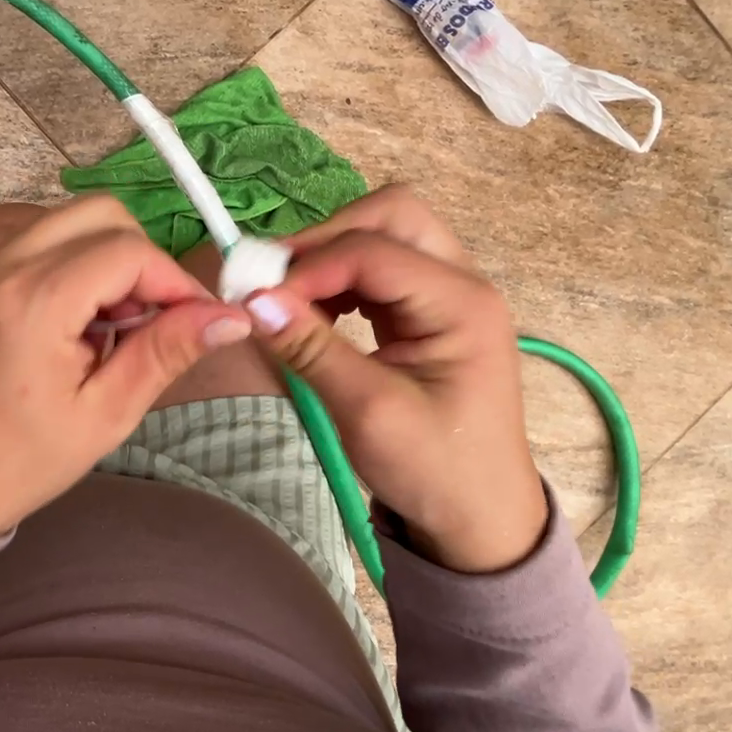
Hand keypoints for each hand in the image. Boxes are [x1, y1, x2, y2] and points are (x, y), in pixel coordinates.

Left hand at [0, 197, 251, 533]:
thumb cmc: (27, 456)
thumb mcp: (107, 412)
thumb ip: (166, 352)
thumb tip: (231, 317)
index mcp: (34, 302)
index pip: (128, 251)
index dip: (174, 279)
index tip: (196, 319)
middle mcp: (4, 263)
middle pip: (101, 214)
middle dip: (142, 258)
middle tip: (149, 319)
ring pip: (72, 218)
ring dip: (109, 254)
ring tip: (111, 322)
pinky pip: (43, 235)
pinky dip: (75, 258)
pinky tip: (77, 315)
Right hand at [243, 186, 544, 572]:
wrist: (479, 517)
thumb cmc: (434, 469)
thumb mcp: (367, 412)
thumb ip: (311, 348)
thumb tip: (252, 299)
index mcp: (462, 304)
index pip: (373, 250)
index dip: (309, 266)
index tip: (255, 298)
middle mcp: (461, 282)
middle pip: (391, 214)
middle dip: (326, 237)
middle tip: (276, 278)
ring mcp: (445, 293)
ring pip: (383, 233)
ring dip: (330, 255)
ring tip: (289, 296)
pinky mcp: (425, 310)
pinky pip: (377, 266)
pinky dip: (338, 277)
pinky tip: (314, 311)